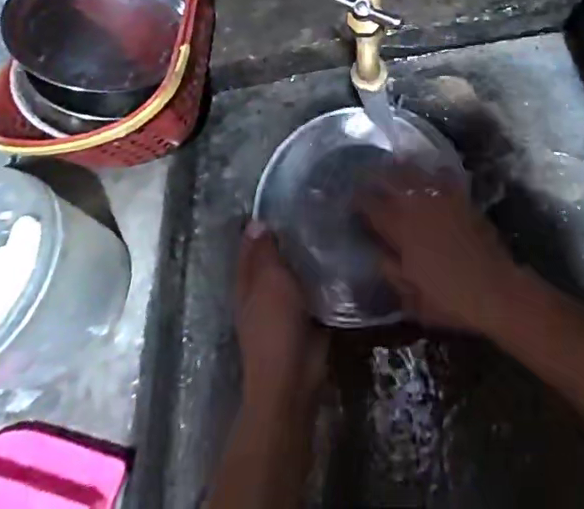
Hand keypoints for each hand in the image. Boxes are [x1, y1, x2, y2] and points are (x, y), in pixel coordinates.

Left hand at [233, 225, 327, 409]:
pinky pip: (311, 295)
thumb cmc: (275, 325)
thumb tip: (256, 222)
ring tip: (328, 233)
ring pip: (293, 277)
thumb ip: (264, 253)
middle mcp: (260, 293)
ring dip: (305, 260)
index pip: (251, 245)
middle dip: (288, 240)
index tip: (285, 201)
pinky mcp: (304, 323)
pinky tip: (337, 267)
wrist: (292, 380)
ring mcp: (282, 310)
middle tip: (314, 213)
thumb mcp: (269, 281)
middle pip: (272, 260)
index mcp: (246, 281)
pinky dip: (320, 282)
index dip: (263, 225)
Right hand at [357, 164, 523, 333]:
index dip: (357, 200)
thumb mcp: (411, 297)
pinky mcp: (461, 198)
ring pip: (413, 170)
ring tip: (393, 166)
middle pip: (387, 178)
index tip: (352, 201)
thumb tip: (378, 256)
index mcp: (398, 227)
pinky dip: (434, 173)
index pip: (369, 204)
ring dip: (400, 168)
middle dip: (374, 175)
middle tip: (365, 175)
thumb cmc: (450, 299)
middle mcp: (415, 205)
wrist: (496, 290)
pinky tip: (431, 175)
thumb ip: (390, 272)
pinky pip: (443, 175)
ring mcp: (440, 198)